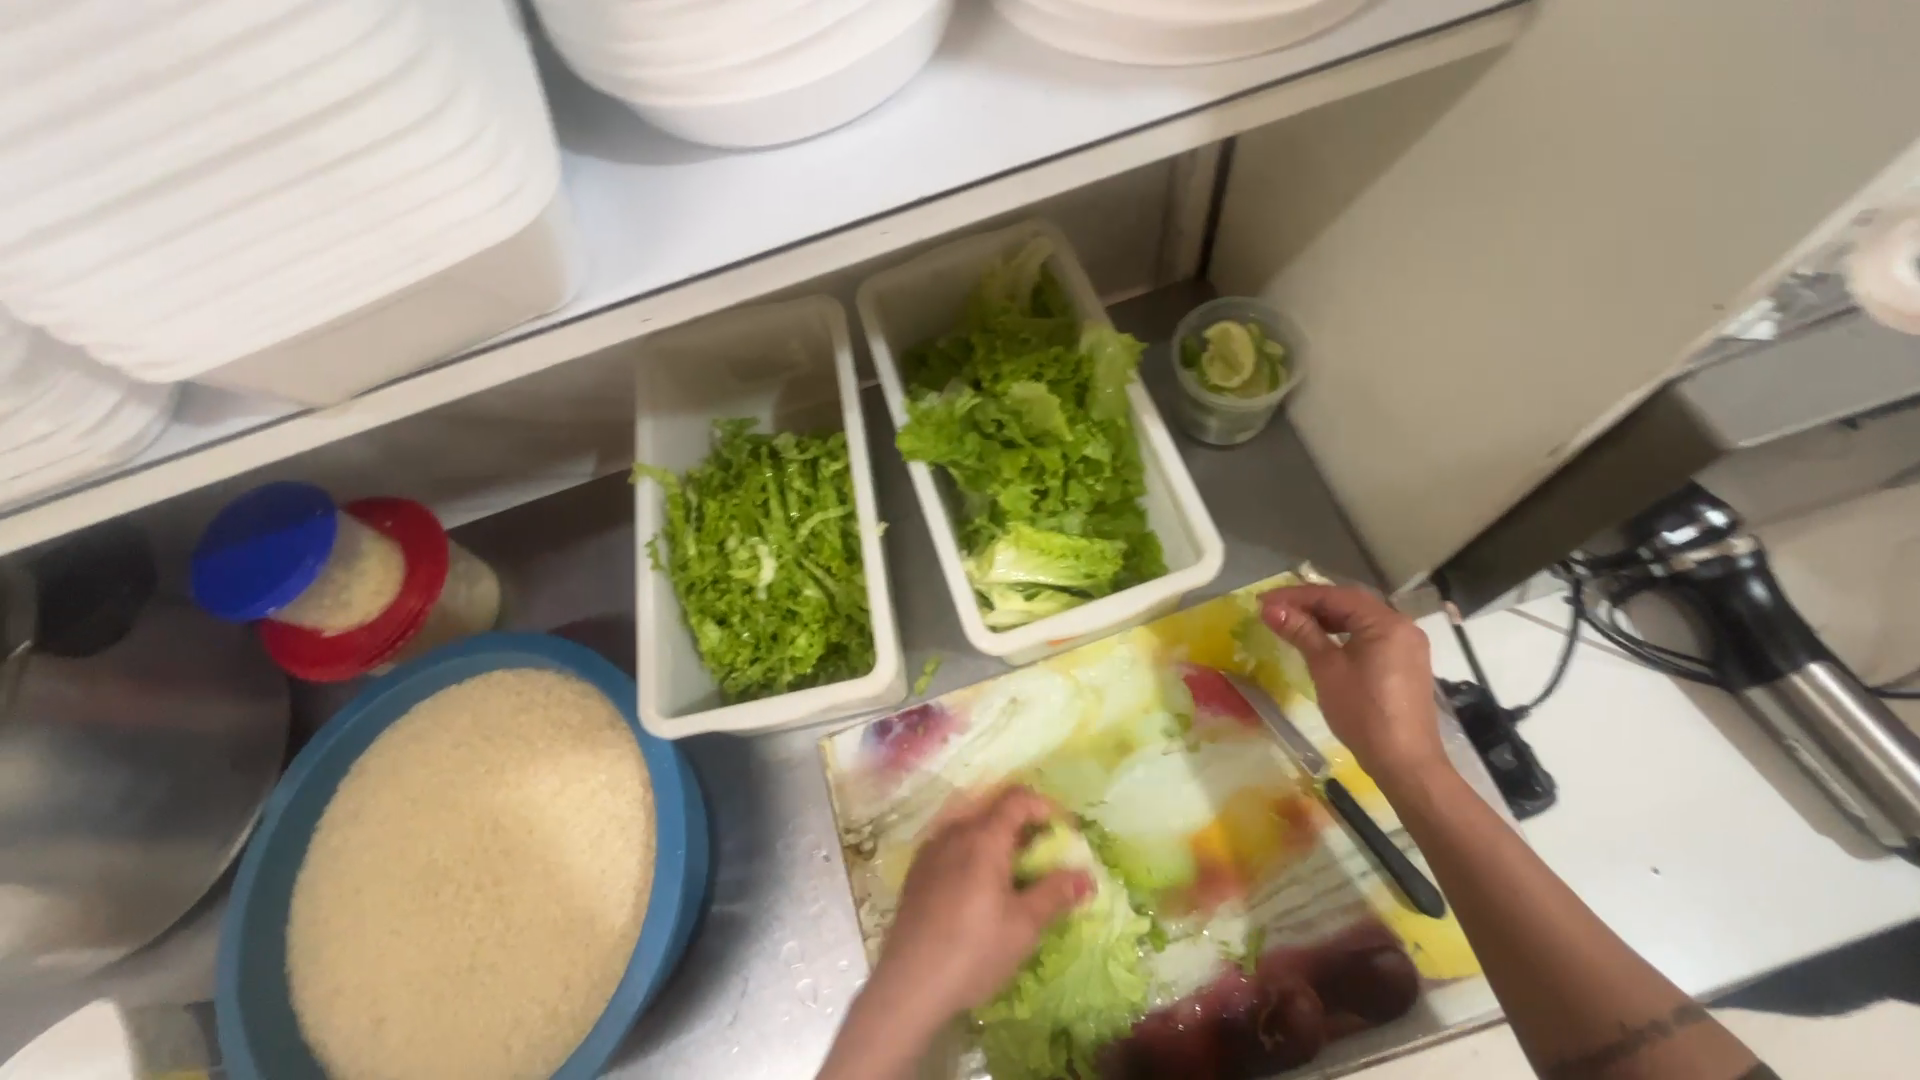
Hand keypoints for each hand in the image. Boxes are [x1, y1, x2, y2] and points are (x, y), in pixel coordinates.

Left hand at [870, 787, 1091, 1020]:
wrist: (909, 984)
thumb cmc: (974, 951)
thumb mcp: (1024, 925)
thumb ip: (1056, 893)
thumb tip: (1087, 876)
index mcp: (983, 837)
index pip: (1017, 799)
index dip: (1045, 806)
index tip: (1065, 830)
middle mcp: (954, 833)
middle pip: (993, 808)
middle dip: (1023, 823)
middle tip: (1044, 852)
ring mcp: (930, 851)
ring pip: (970, 826)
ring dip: (997, 837)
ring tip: (1014, 871)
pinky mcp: (916, 872)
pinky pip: (951, 845)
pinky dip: (973, 851)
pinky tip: (979, 887)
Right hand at [1260, 585, 1450, 787]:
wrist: (1403, 761)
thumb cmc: (1362, 712)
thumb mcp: (1326, 668)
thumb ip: (1301, 632)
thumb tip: (1271, 609)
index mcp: (1386, 623)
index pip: (1336, 596)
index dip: (1296, 596)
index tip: (1263, 601)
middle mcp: (1402, 626)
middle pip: (1350, 603)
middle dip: (1310, 604)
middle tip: (1274, 609)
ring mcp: (1407, 645)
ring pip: (1360, 619)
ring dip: (1326, 618)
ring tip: (1292, 623)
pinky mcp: (1405, 662)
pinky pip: (1370, 636)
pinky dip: (1343, 634)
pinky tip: (1322, 642)